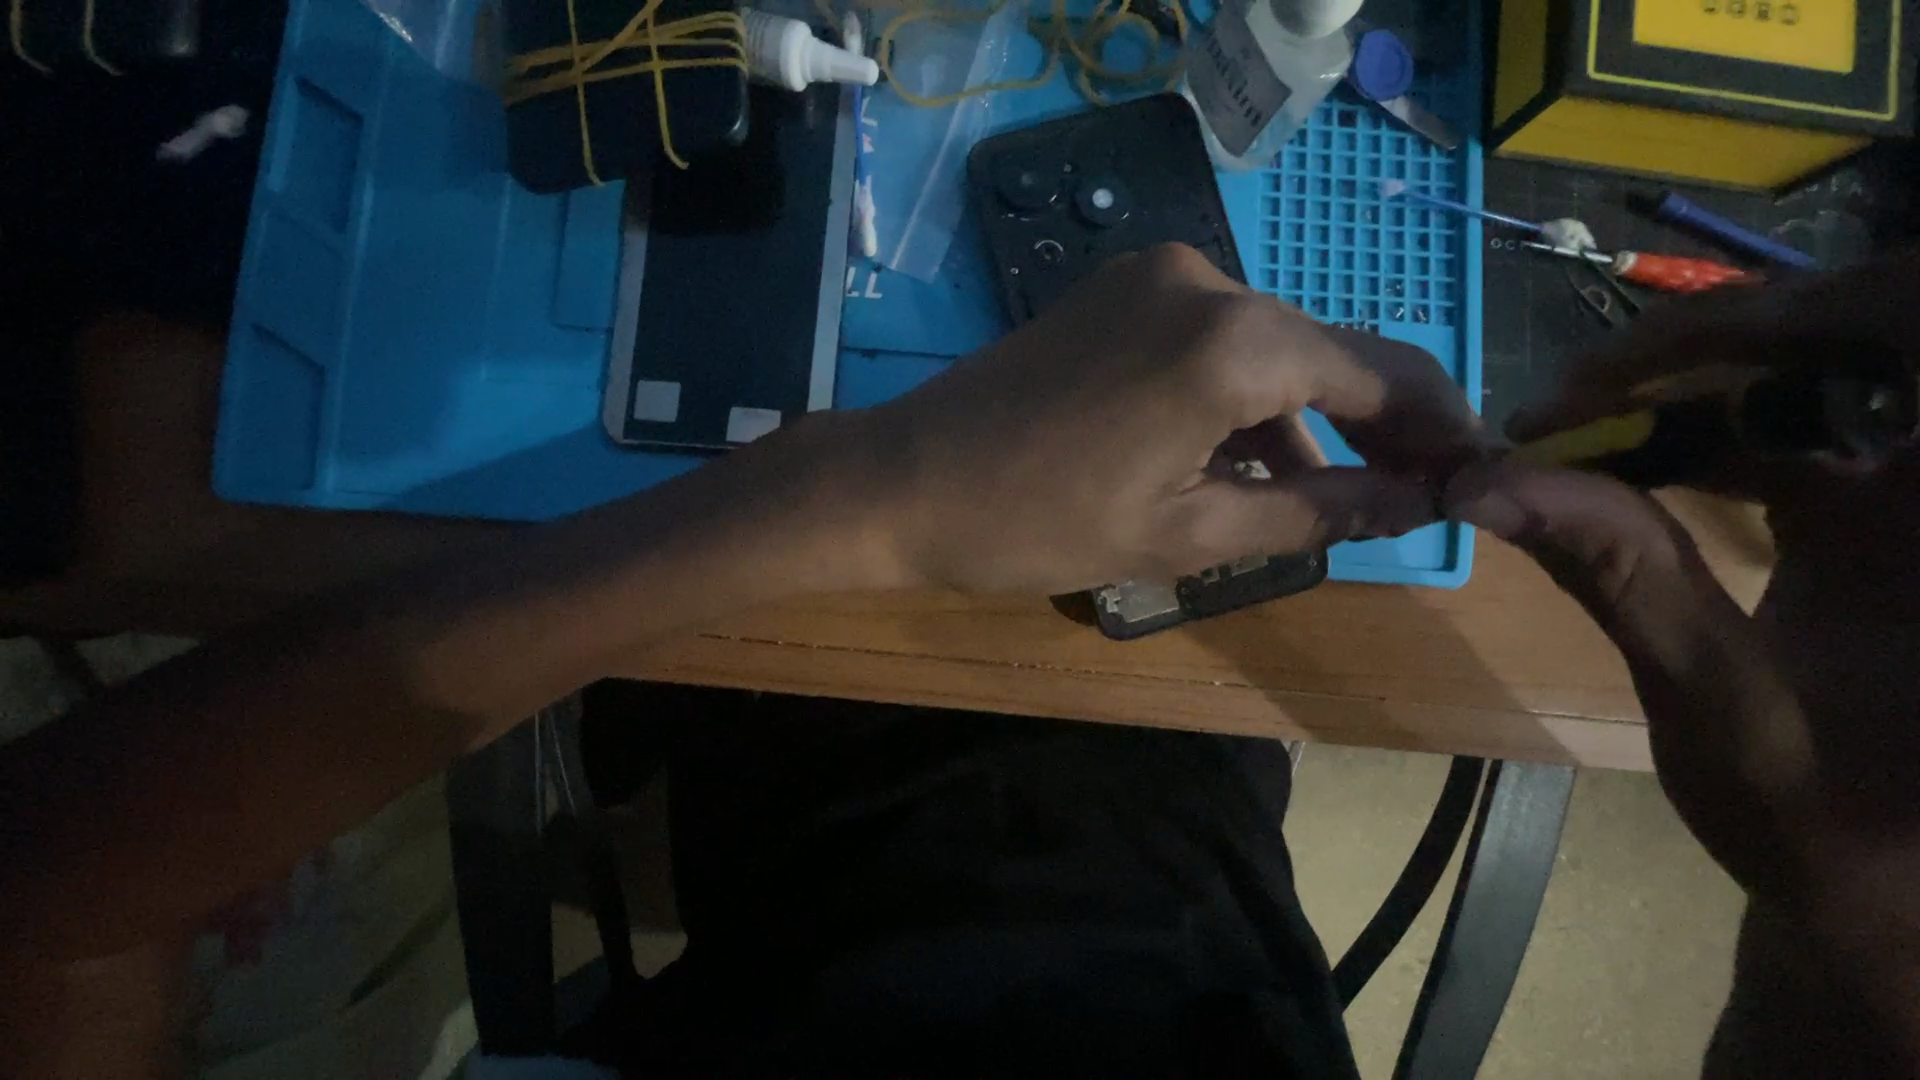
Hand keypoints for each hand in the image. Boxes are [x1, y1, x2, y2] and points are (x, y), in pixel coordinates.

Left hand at [857, 243, 1484, 593]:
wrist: (903, 482)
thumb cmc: (1039, 523)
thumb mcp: (1186, 534)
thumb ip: (1313, 511)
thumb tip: (1416, 504)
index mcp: (1236, 341)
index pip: (1381, 373)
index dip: (1436, 430)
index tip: (1472, 479)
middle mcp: (1206, 280)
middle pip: (1322, 354)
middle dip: (1370, 427)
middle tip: (1404, 500)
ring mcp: (1152, 277)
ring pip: (1261, 349)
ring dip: (1293, 420)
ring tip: (1314, 498)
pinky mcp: (1113, 291)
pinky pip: (1205, 341)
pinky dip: (1232, 397)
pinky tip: (1232, 457)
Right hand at [1444, 251, 1919, 1057]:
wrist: (1907, 896)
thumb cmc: (1835, 826)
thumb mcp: (1718, 704)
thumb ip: (1618, 578)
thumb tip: (1485, 483)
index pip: (1907, 326)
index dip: (1764, 317)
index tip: (1611, 371)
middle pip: (1868, 328)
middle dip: (1713, 344)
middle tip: (1580, 398)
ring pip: (1829, 372)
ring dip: (1696, 386)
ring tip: (1578, 432)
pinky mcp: (1890, 512)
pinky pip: (1806, 428)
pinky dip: (1706, 432)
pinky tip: (1625, 471)